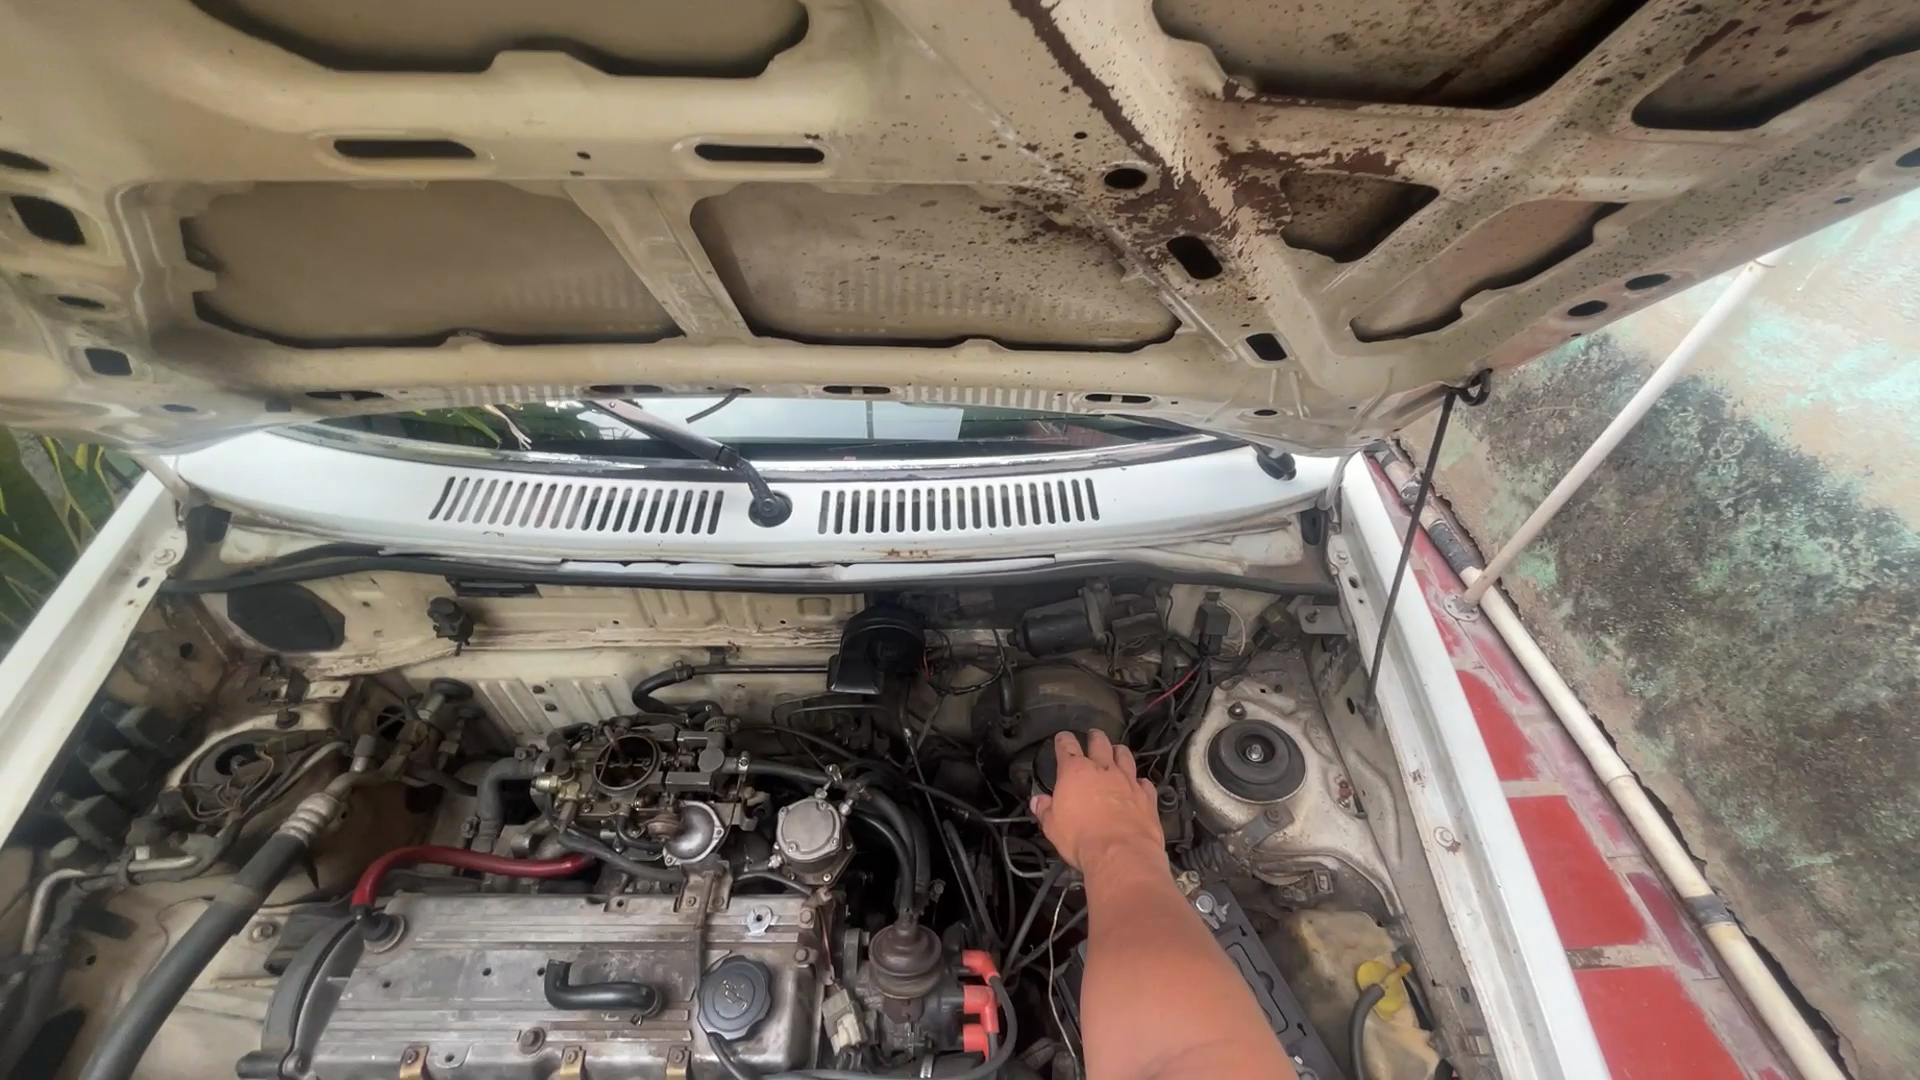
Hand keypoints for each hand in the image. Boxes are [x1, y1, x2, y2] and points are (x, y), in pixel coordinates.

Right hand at [1030, 730, 1166, 876]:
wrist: (1121, 854)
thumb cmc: (1081, 838)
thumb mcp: (1052, 826)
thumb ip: (1045, 810)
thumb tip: (1037, 801)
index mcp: (1075, 771)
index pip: (1067, 745)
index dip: (1063, 740)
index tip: (1062, 738)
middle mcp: (1102, 769)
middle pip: (1099, 742)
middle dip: (1095, 737)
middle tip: (1093, 735)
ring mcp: (1127, 780)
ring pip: (1124, 755)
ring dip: (1119, 752)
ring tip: (1116, 752)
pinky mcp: (1147, 796)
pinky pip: (1144, 782)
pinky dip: (1139, 782)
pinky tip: (1137, 785)